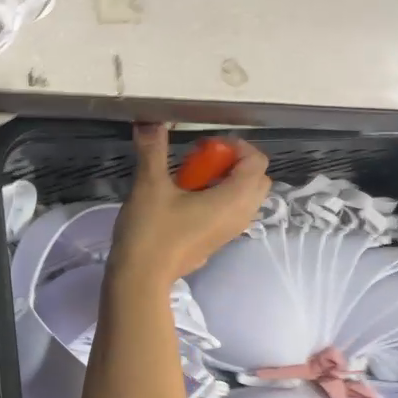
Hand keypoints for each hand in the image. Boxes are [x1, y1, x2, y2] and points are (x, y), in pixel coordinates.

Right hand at [109, 124, 270, 284]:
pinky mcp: (218, 240)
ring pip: (243, 197)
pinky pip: (230, 212)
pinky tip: (184, 204)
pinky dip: (216, 200)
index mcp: (235, 196)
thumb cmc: (150, 230)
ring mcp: (232, 230)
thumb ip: (153, 152)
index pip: (256, 160)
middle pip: (255, 178)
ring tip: (189, 183)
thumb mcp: (149, 186)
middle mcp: (243, 212)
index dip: (233, 147)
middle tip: (198, 163)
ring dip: (224, 183)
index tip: (201, 147)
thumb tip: (149, 122)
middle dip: (232, 164)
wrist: (141, 275)